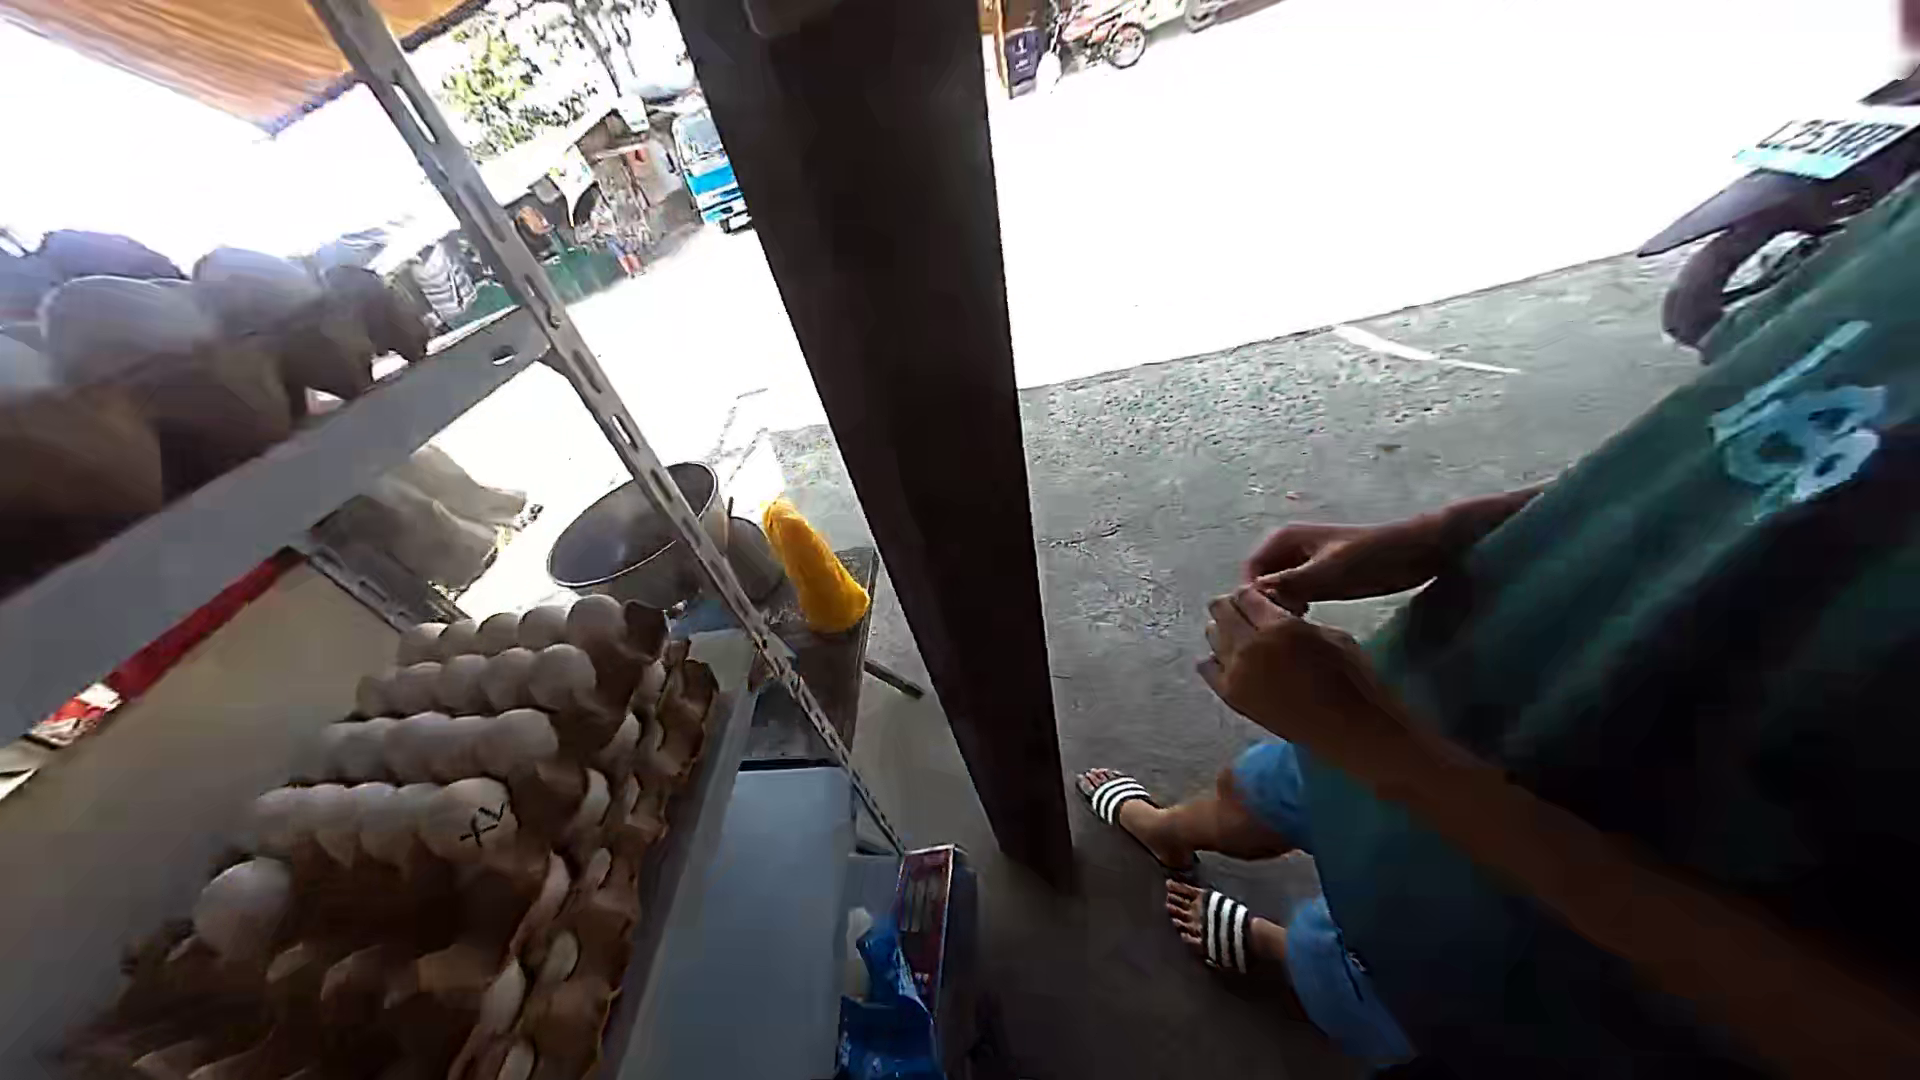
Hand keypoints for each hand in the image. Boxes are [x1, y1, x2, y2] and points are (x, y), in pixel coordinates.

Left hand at [1197, 585, 1414, 777]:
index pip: (1245, 595)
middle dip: (1235, 607)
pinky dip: (1217, 658)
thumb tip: (1270, 614)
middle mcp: (1248, 646)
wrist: (1352, 731)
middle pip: (1220, 609)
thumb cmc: (1353, 680)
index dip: (1253, 595)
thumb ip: (1291, 619)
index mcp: (1277, 627)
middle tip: (1252, 616)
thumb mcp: (1330, 634)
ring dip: (1226, 630)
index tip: (1262, 601)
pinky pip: (1206, 666)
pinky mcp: (1229, 695)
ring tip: (1247, 640)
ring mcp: (1234, 672)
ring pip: (1211, 634)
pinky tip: (1235, 662)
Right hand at [1244, 487, 1544, 609]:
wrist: (1422, 550)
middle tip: (1284, 624)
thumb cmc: (1376, 555)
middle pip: (1259, 581)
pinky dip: (1294, 607)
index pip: (1249, 572)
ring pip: (1275, 590)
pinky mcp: (1317, 577)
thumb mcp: (1333, 569)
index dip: (1252, 596)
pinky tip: (1308, 620)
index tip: (1269, 618)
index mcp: (1282, 539)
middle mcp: (1286, 549)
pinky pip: (1292, 594)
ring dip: (1280, 607)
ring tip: (1296, 624)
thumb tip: (1256, 592)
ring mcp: (1301, 563)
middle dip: (1265, 602)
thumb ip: (1294, 579)